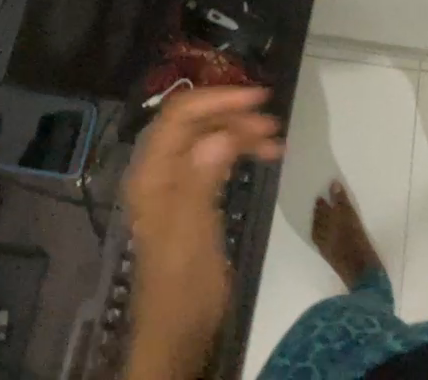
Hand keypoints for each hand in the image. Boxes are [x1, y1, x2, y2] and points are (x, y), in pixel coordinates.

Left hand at [123, 87, 282, 379]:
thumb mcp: (192, 232)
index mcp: (152, 172)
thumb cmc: (183, 285)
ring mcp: (175, 181)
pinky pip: (214, 158)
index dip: (216, 99)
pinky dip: (239, 150)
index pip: (179, 116)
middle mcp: (160, 169)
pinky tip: (264, 153)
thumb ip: (202, 180)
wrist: (179, 331)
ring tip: (275, 138)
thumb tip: (221, 135)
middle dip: (232, 114)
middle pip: (194, 123)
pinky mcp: (191, 194)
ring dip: (240, 131)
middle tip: (272, 121)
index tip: (256, 98)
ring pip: (208, 138)